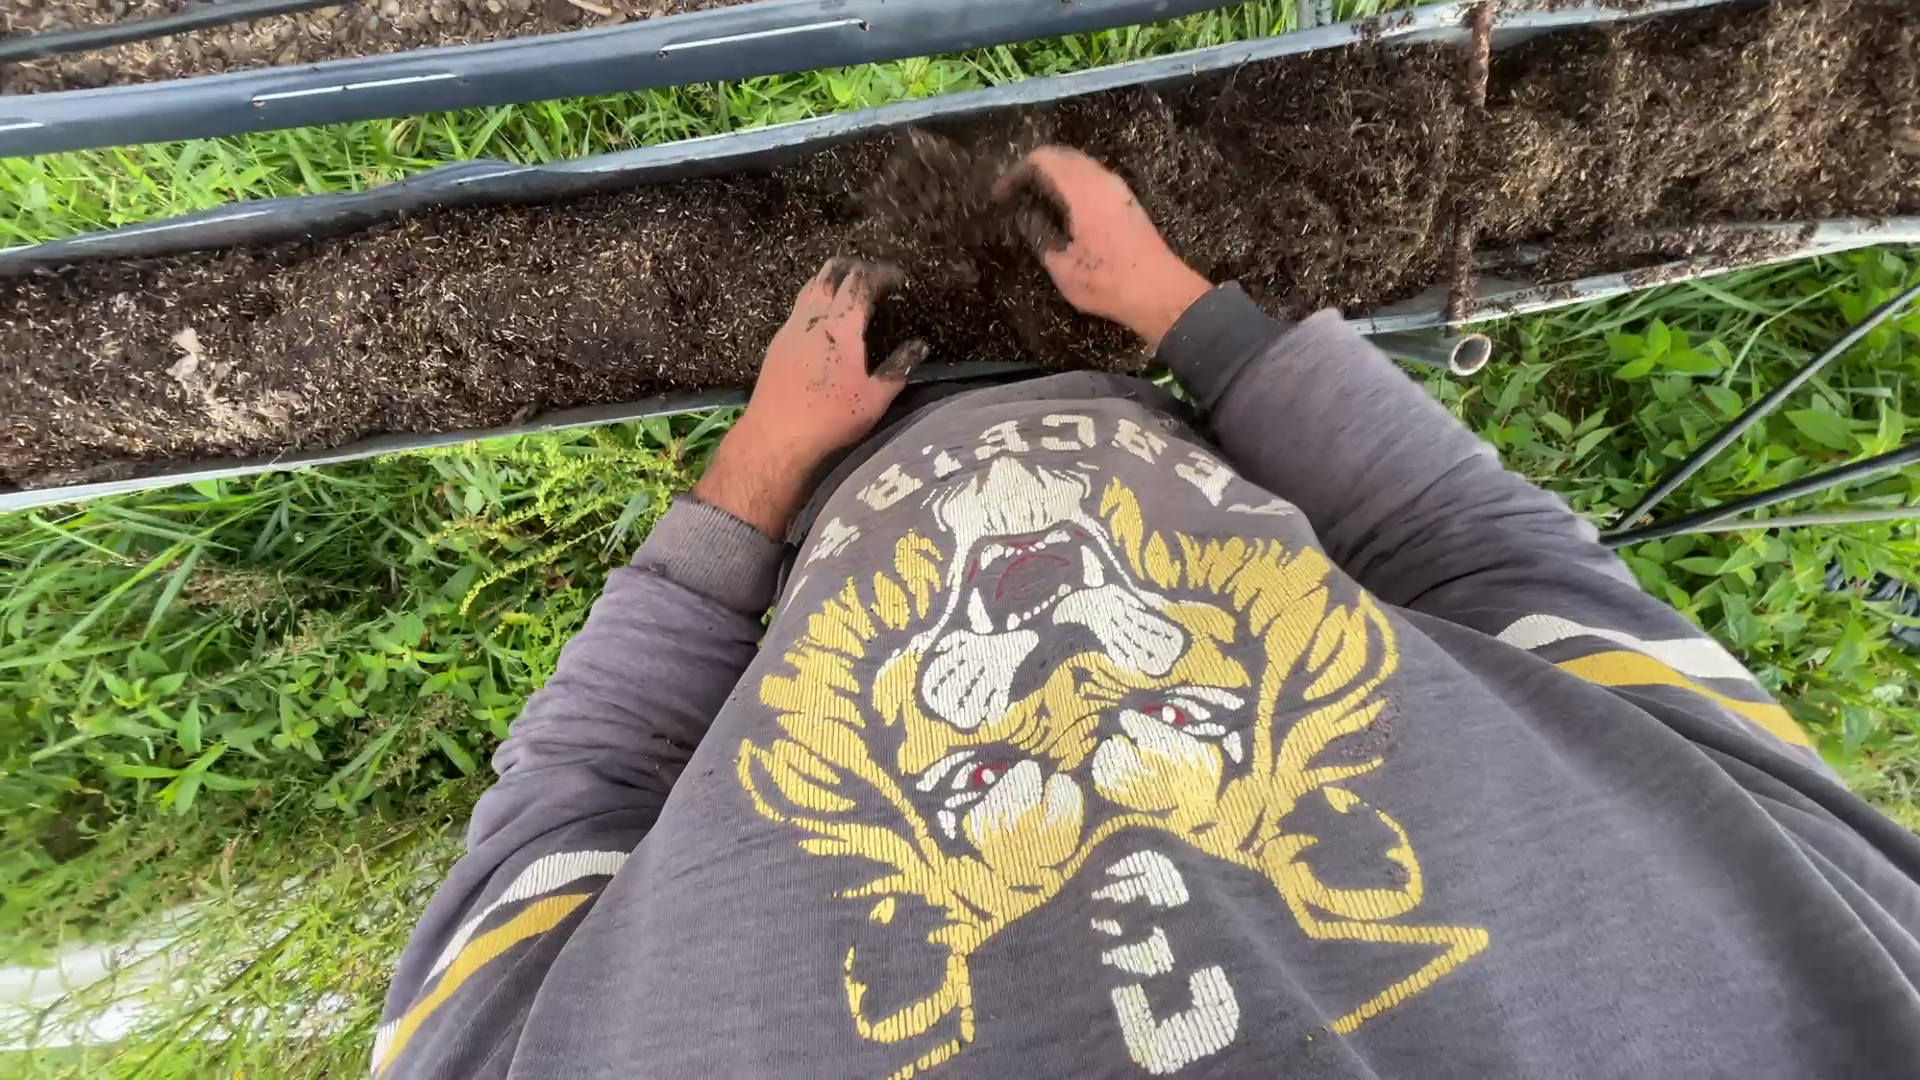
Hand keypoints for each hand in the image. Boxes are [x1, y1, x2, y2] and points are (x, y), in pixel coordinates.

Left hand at [695, 257, 923, 538]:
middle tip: (873, 275)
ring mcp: (791, 328)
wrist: (775, 435)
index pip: (861, 282)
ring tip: (849, 290)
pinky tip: (824, 321)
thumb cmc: (830, 418)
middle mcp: (812, 318)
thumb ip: (898, 368)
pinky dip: (816, 300)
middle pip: (830, 273)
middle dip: (854, 266)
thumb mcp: (875, 398)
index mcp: (841, 327)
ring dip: (831, 280)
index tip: (898, 277)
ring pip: (810, 287)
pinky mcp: (777, 343)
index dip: (881, 273)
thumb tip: (919, 345)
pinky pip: (799, 308)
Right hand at [995, 145, 1211, 347]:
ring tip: (1033, 202)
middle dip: (1033, 171)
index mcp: (1082, 189)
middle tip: (1013, 195)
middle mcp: (1102, 180)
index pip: (1043, 160)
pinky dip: (1070, 187)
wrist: (1157, 292)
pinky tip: (1060, 211)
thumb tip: (1026, 214)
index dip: (1016, 173)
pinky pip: (1091, 181)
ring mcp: (1117, 190)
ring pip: (1079, 167)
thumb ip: (1039, 233)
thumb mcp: (1061, 264)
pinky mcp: (1125, 203)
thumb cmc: (1106, 281)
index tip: (999, 196)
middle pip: (1062, 157)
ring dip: (1053, 178)